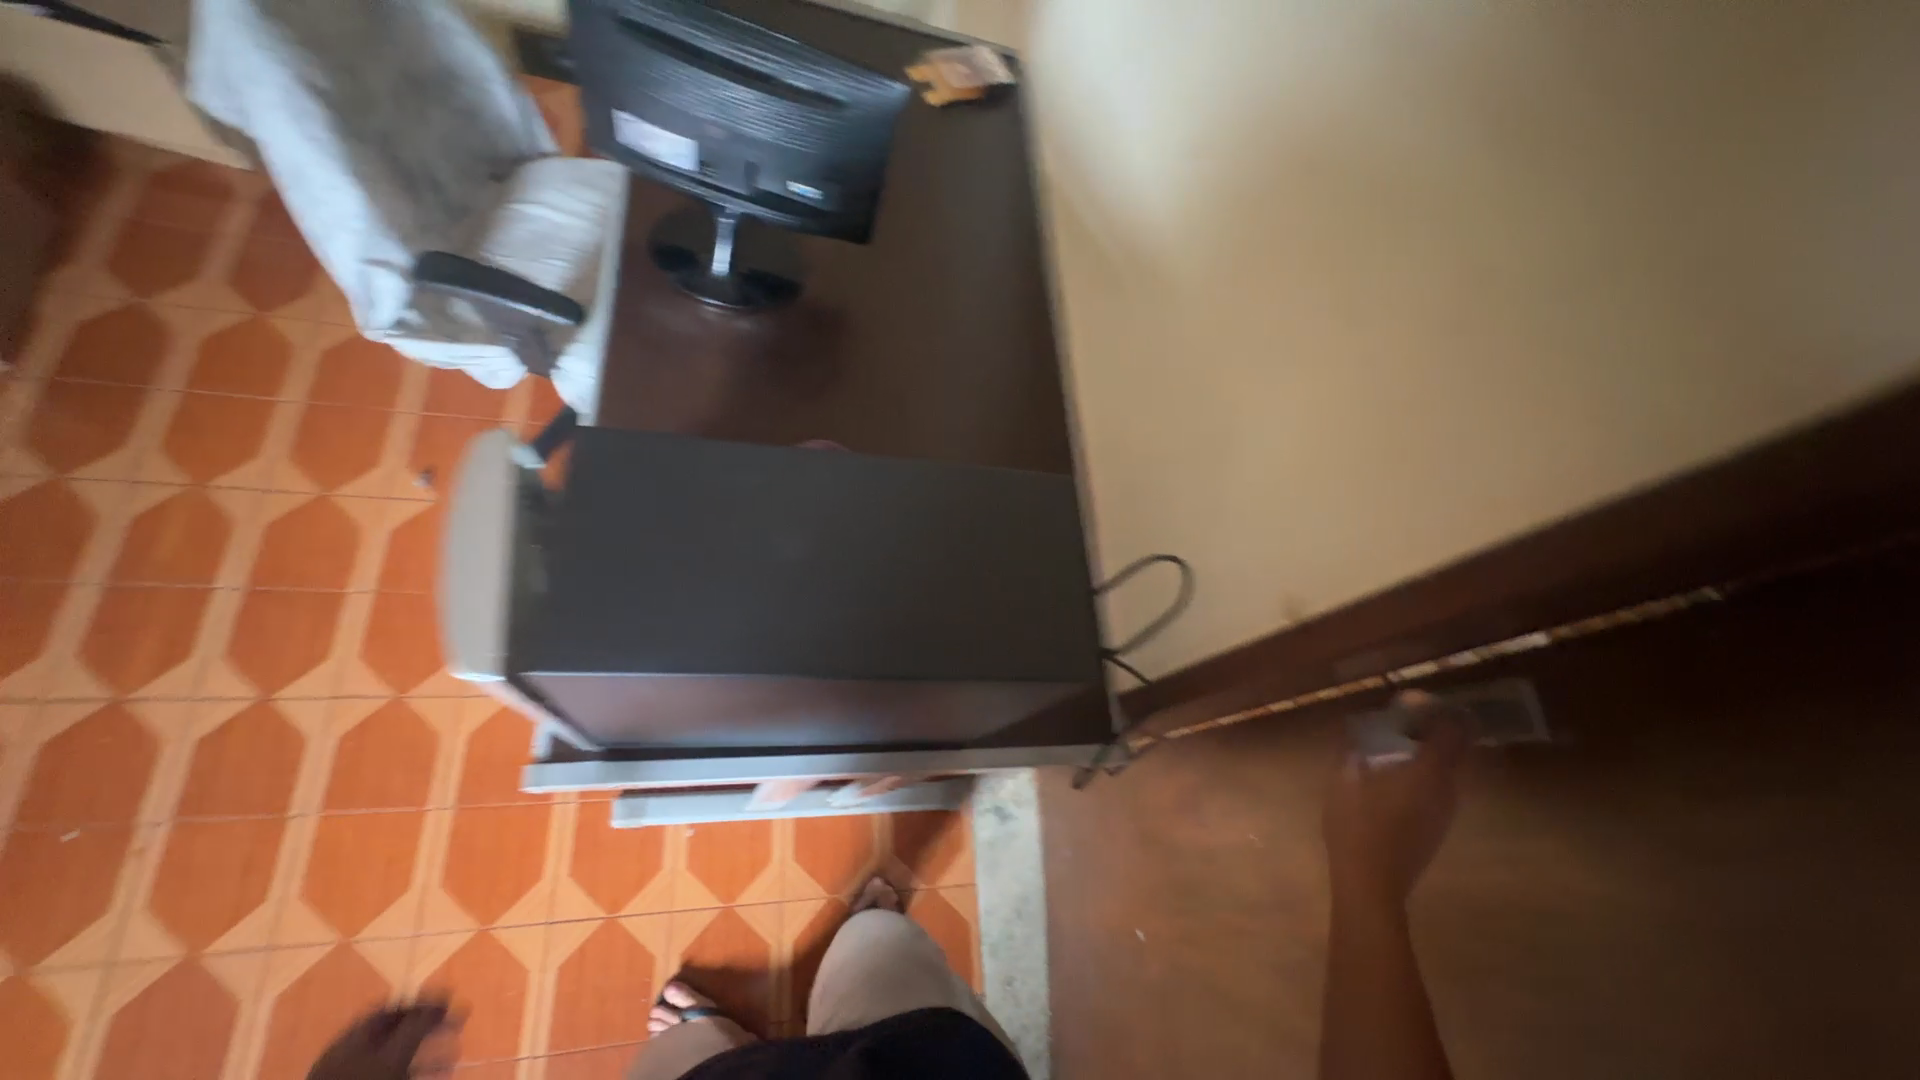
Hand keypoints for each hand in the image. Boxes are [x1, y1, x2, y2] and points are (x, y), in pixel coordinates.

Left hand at [307, 999, 461, 1079]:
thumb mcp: (393, 1054)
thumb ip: (417, 1024)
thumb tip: (443, 996)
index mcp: (354, 1037)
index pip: (391, 1007)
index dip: (422, 999)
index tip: (450, 997)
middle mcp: (355, 1052)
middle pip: (399, 1029)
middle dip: (432, 1024)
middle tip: (460, 1019)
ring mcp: (359, 1074)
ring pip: (401, 1055)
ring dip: (431, 1051)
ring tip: (456, 1052)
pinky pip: (401, 1073)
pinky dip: (422, 1070)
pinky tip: (441, 1074)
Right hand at [1323, 691, 1467, 910]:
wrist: (1372, 884)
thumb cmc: (1357, 826)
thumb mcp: (1344, 780)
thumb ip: (1353, 750)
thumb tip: (1357, 732)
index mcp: (1427, 772)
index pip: (1451, 730)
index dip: (1437, 710)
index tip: (1412, 702)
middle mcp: (1446, 789)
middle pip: (1454, 749)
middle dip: (1432, 730)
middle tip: (1401, 722)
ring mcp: (1445, 811)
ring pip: (1447, 771)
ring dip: (1427, 754)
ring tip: (1393, 749)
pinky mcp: (1437, 828)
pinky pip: (1438, 789)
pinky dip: (1423, 775)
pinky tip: (1394, 781)